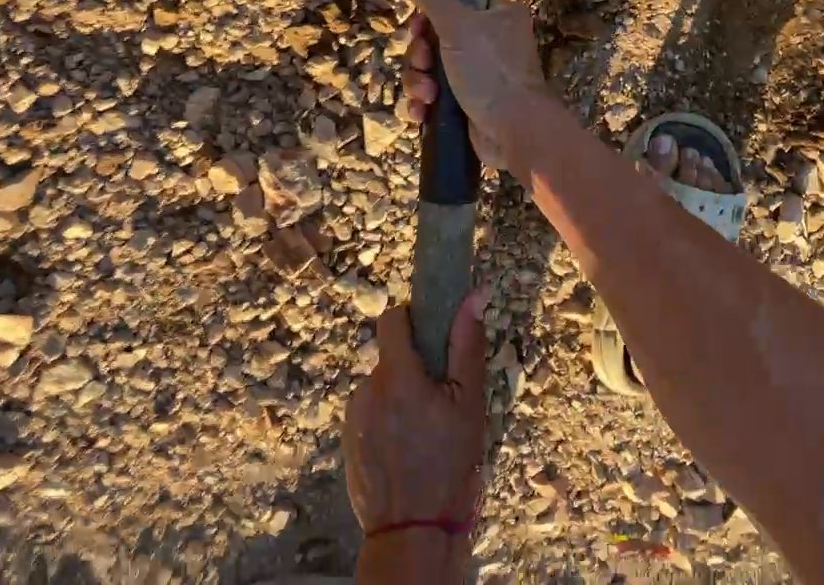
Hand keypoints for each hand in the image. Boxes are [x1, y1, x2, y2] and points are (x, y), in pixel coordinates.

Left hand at [345, 292, 488, 578]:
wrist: (415, 530)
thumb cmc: (450, 462)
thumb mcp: (469, 400)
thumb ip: (467, 343)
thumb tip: (476, 293)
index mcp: (396, 374)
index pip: (391, 319)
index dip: (411, 319)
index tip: (432, 337)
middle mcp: (367, 389)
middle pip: (390, 357)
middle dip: (413, 368)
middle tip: (440, 399)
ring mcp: (353, 417)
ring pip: (381, 387)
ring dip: (400, 396)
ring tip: (425, 431)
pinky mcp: (348, 441)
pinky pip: (370, 414)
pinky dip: (388, 420)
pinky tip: (407, 449)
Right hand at [385, 0, 548, 169]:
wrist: (515, 132)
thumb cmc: (491, 69)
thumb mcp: (456, 23)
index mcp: (497, 13)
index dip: (428, 13)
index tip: (419, 26)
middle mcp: (490, 40)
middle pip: (434, 35)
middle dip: (420, 54)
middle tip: (425, 63)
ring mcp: (479, 74)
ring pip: (429, 67)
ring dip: (419, 80)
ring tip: (428, 94)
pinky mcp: (468, 103)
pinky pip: (433, 94)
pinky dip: (425, 102)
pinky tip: (424, 112)